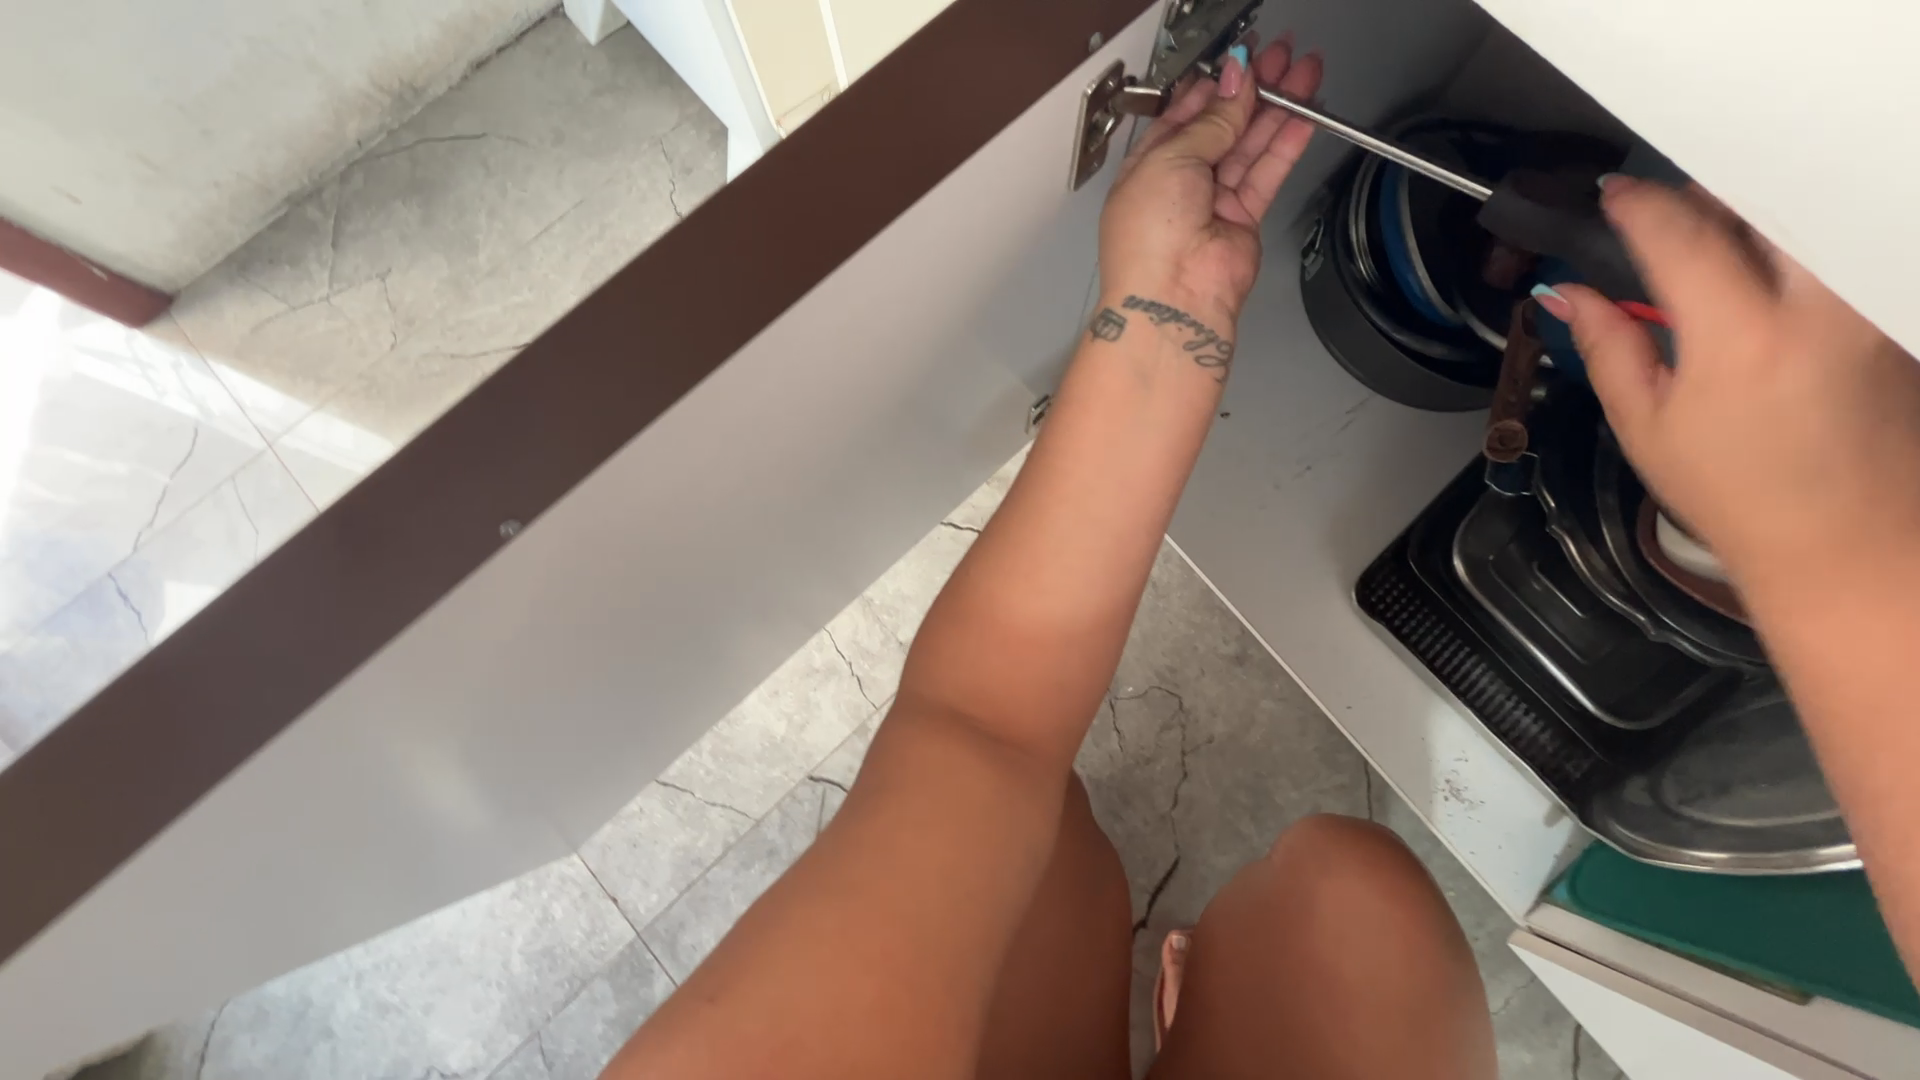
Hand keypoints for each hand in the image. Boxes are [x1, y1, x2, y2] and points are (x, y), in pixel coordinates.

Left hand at [1098, 38, 1323, 332]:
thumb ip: (1209, 121)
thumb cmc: (1148, 240)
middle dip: (1250, 93)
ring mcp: (1209, 206)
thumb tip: (1233, 84)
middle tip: (1278, 60)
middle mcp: (1177, 188)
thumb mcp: (1170, 158)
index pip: (1181, 119)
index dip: (1211, 88)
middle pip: (1219, 129)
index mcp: (1145, 171)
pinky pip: (1265, 175)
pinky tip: (1303, 116)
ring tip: (1301, 75)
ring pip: (1247, 148)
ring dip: (1275, 111)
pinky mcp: (1240, 222)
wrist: (1172, 298)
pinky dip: (1285, 144)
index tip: (1240, 62)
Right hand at [1542, 179, 1919, 591]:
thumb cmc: (1729, 489)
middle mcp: (1824, 310)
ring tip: (1711, 227)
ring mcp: (1877, 308)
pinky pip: (1844, 253)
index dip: (1642, 206)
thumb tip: (1567, 297)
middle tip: (1663, 201)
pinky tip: (1761, 262)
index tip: (1613, 192)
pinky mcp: (1899, 318)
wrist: (1846, 534)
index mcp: (1740, 341)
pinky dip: (1795, 243)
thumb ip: (1608, 346)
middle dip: (1712, 190)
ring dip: (1757, 213)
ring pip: (1816, 222)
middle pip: (1772, 208)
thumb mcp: (1643, 422)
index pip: (1686, 241)